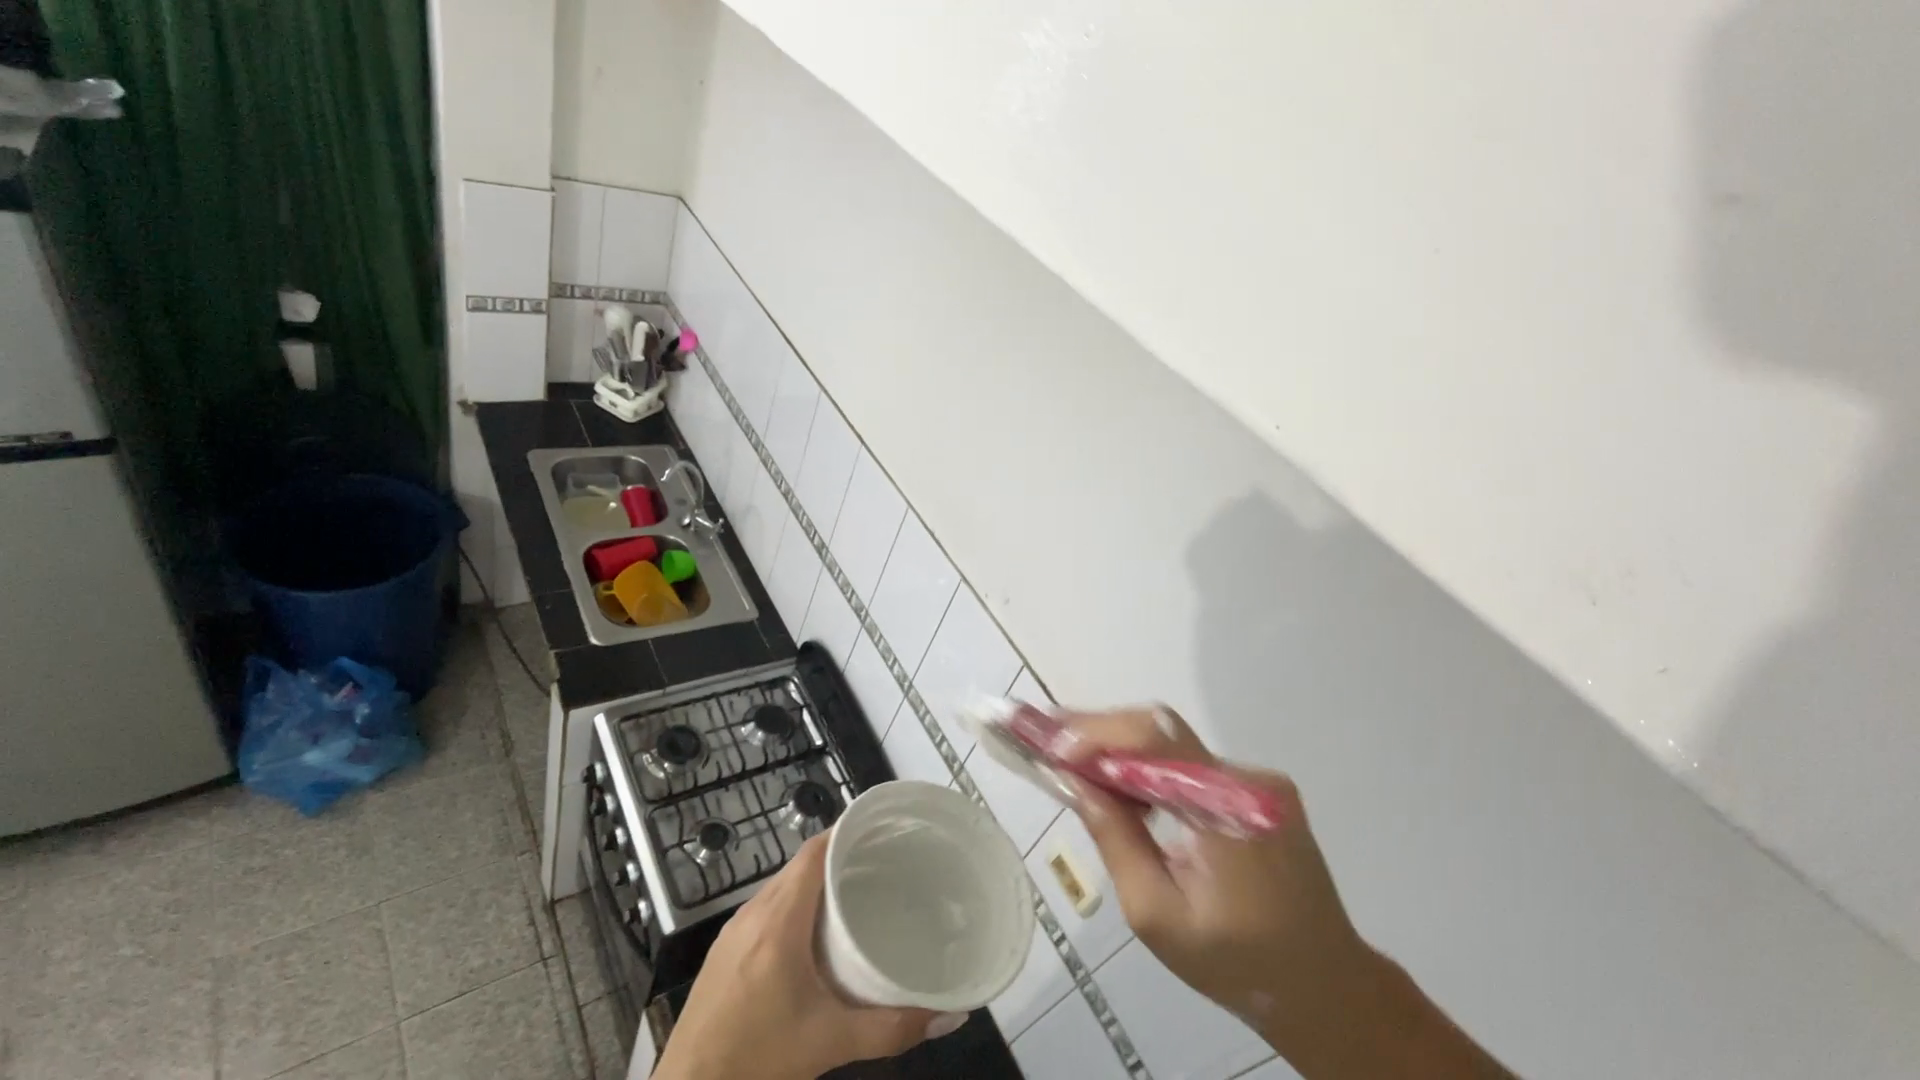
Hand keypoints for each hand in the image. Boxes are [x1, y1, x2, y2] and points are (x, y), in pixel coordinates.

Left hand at [651, 834, 957, 1079]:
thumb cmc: (759, 1057)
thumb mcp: (832, 1041)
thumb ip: (892, 1028)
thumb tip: (949, 1015)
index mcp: (778, 922)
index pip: (812, 853)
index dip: (845, 833)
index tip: (881, 831)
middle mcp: (752, 915)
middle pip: (799, 867)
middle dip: (839, 858)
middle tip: (884, 865)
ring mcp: (733, 933)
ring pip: (780, 888)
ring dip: (816, 883)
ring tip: (857, 893)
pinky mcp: (724, 952)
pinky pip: (766, 910)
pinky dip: (795, 906)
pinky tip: (816, 933)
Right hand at [1058, 708, 1366, 1025]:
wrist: (1325, 985)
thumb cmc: (1234, 963)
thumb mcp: (1155, 913)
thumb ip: (1115, 839)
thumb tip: (1075, 782)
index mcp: (1224, 811)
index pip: (1153, 741)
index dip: (1095, 732)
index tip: (1048, 742)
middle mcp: (1246, 780)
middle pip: (1161, 732)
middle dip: (1100, 733)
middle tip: (1047, 743)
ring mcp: (1259, 782)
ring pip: (1175, 746)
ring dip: (1123, 752)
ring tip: (1072, 765)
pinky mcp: (1261, 791)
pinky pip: (1193, 766)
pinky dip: (1152, 770)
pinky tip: (1124, 790)